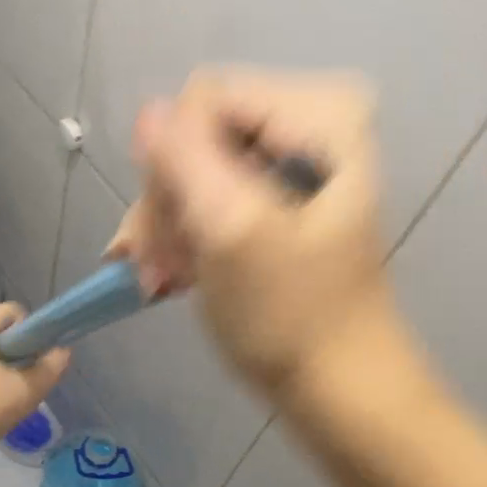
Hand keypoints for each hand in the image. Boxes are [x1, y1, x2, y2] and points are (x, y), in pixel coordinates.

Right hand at [106, 69, 396, 393]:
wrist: (338, 386)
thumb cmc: (289, 316)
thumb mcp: (232, 232)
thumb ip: (186, 161)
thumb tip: (148, 111)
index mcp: (321, 114)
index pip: (202, 100)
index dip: (169, 164)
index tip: (169, 232)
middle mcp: (312, 124)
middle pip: (195, 134)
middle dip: (166, 202)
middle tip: (158, 266)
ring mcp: (294, 164)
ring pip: (191, 169)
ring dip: (167, 227)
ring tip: (163, 279)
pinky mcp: (276, 200)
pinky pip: (206, 196)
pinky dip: (183, 237)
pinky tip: (174, 275)